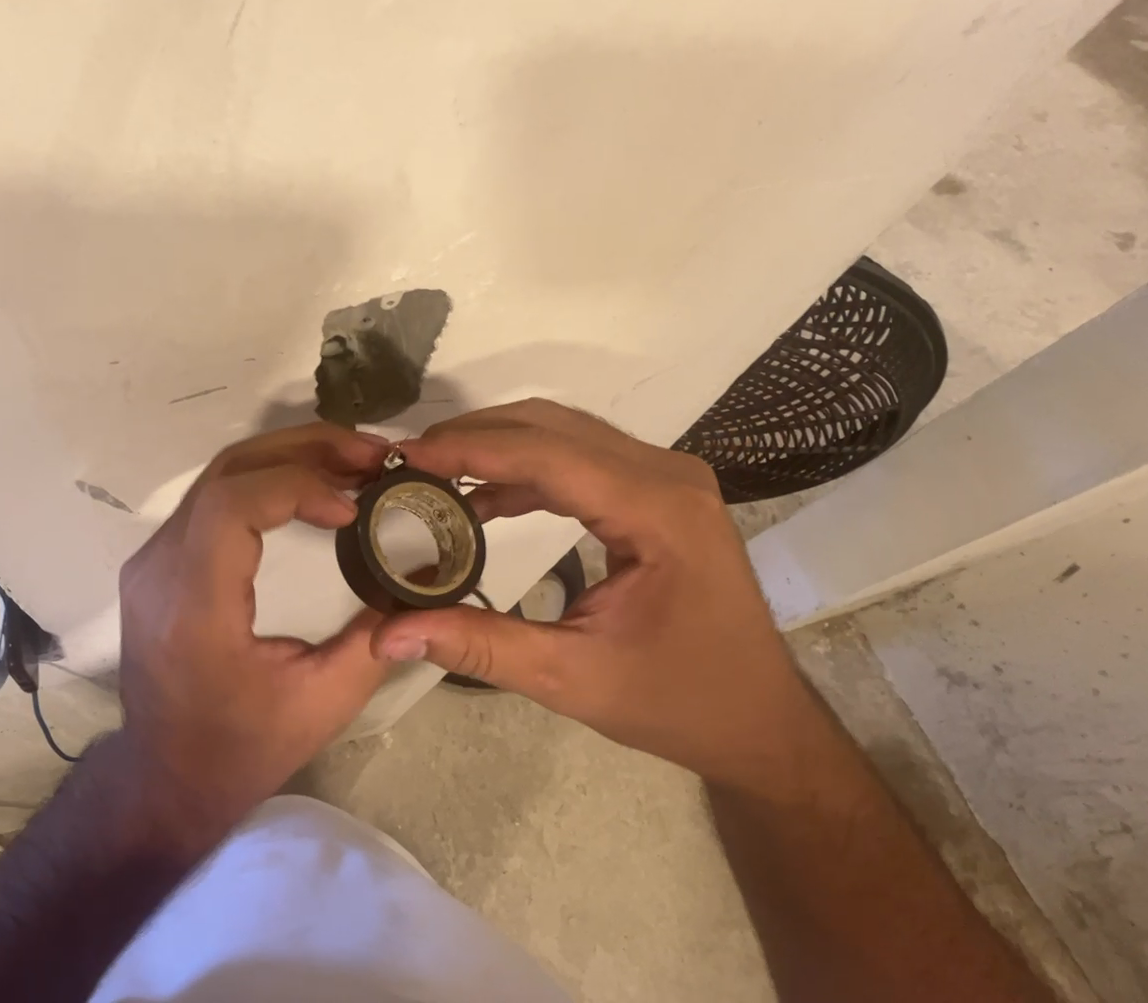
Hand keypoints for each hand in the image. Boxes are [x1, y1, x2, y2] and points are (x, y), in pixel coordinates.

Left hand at [117, 423, 393, 826]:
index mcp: (193, 605)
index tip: (352, 507)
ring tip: (351, 462)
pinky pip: (210, 500)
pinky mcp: (157, 563)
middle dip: (302, 449)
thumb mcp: (320, 704)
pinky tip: (310, 487)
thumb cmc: (241, 749)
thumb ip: (374, 641)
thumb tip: (421, 581)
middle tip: (370, 454)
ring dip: (285, 458)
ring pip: (216, 477)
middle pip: (226, 472)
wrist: (168, 775)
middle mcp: (158, 569)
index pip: (231, 503)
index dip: (297, 484)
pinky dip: (264, 482)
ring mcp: (150, 561)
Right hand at [372, 399, 822, 793]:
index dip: (470, 449)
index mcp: (658, 511)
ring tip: (433, 475)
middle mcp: (667, 477)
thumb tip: (389, 635)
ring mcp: (666, 480)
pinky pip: (579, 461)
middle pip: (553, 427)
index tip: (405, 456)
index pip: (547, 454)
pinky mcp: (657, 495)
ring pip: (564, 435)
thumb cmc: (679, 702)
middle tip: (407, 463)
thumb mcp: (572, 678)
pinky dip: (524, 472)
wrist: (758, 721)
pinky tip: (482, 501)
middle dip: (474, 438)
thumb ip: (480, 646)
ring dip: (496, 448)